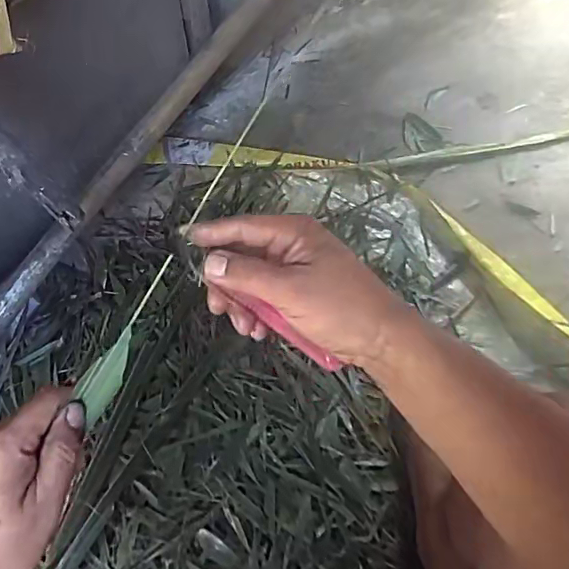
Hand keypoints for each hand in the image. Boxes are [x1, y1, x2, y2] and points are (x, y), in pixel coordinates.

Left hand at [0, 388, 84, 568]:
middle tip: (72, 469)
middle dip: (64, 430)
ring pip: (34, 427)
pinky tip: (38, 489)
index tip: (92, 427)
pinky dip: (38, 456)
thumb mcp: (47, 501)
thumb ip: (63, 451)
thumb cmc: (8, 548)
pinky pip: (22, 442)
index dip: (76, 402)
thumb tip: (77, 410)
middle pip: (41, 411)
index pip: (49, 397)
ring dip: (52, 445)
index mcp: (7, 440)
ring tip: (54, 486)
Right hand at [187, 214, 418, 367]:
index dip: (213, 233)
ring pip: (252, 280)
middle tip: (218, 308)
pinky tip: (259, 331)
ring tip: (246, 327)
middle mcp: (292, 246)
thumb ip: (245, 274)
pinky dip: (258, 312)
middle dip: (229, 283)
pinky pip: (266, 297)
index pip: (243, 227)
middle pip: (243, 256)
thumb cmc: (339, 308)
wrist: (383, 341)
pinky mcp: (300, 292)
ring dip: (243, 303)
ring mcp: (296, 270)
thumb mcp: (288, 291)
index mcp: (292, 233)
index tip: (185, 239)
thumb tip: (209, 261)